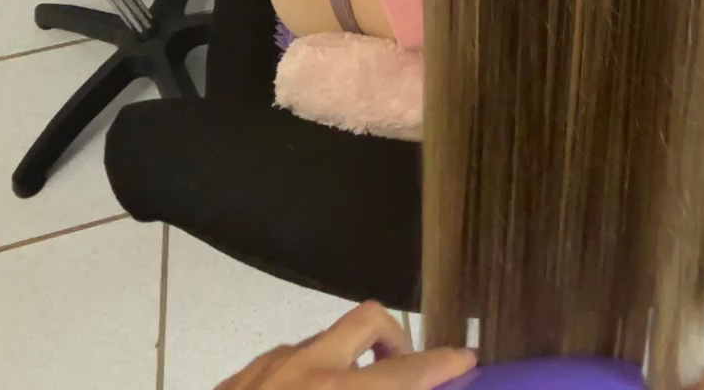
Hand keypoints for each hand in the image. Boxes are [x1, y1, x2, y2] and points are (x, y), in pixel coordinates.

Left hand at [215, 302, 475, 389]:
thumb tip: (399, 385)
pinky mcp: (236, 379)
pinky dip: (309, 376)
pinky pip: (287, 359)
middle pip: (369, 320)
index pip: (404, 371)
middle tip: (406, 376)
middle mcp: (302, 372)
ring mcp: (265, 370)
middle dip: (398, 341)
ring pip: (325, 339)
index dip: (442, 364)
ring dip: (350, 360)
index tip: (468, 359)